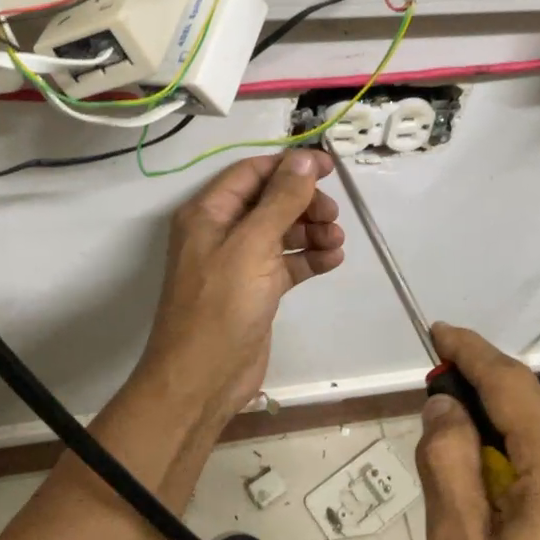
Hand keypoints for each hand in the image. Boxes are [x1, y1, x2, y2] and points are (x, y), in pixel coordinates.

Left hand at [143, 150, 344, 419]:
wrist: (202, 380)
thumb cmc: (221, 307)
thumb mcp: (252, 246)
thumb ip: (281, 200)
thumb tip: (305, 158)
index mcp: (208, 213)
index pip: (251, 173)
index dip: (289, 166)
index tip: (330, 168)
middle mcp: (221, 233)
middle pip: (270, 202)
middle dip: (304, 203)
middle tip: (333, 216)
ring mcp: (239, 263)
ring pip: (282, 232)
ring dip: (311, 231)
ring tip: (337, 242)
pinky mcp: (256, 291)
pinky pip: (287, 263)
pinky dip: (309, 259)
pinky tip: (332, 261)